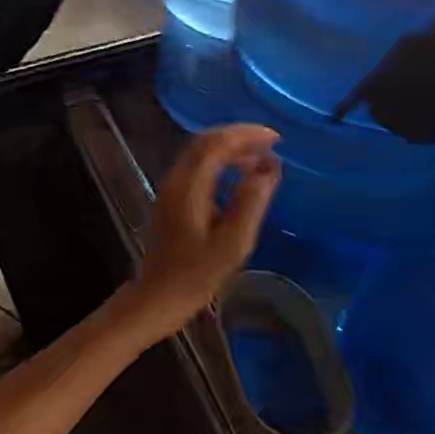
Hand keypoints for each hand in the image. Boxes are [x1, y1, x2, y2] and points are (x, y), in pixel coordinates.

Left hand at [120, 124, 280, 338]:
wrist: (158, 298)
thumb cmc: (197, 276)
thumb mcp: (233, 243)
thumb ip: (252, 201)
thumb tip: (269, 168)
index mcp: (188, 187)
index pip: (216, 144)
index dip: (247, 135)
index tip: (276, 139)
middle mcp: (175, 181)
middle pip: (205, 142)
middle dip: (238, 137)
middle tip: (270, 145)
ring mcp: (169, 190)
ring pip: (199, 153)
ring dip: (229, 149)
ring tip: (259, 159)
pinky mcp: (170, 201)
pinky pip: (196, 168)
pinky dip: (219, 163)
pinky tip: (237, 177)